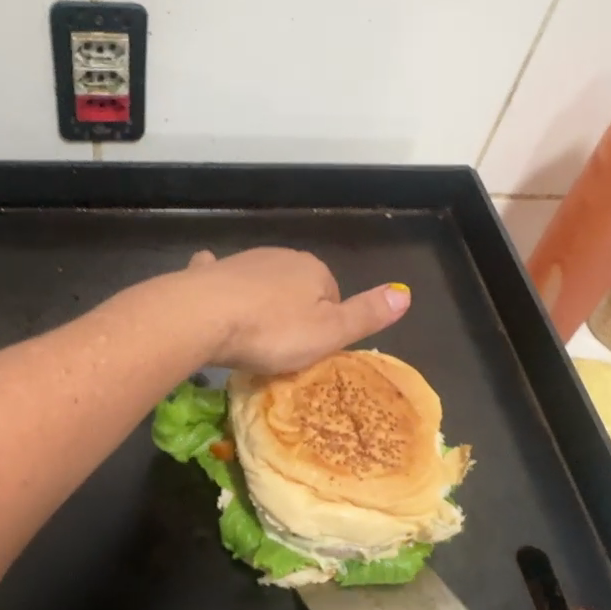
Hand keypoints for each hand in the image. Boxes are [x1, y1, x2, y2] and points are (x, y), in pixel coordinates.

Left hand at [172, 248, 409, 373]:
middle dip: (292, 315)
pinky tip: (215, 304)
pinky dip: (221, 289)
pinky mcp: (209, 274)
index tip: (311, 353)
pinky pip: (220, 279)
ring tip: (251, 341)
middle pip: (296, 289)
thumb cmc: (272, 332)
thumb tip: (406, 294)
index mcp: (314, 270)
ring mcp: (242, 262)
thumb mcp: (329, 333)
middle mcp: (281, 257)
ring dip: (260, 307)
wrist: (204, 317)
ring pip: (260, 286)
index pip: (332, 296)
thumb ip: (366, 315)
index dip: (325, 326)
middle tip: (281, 352)